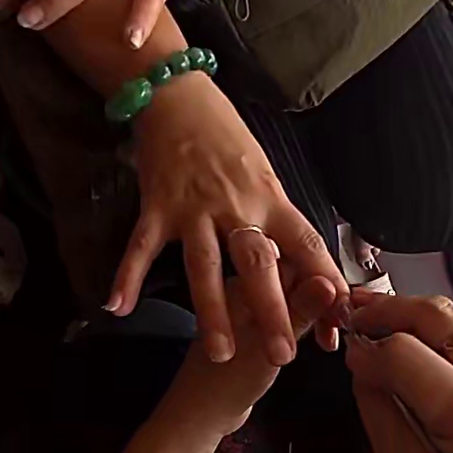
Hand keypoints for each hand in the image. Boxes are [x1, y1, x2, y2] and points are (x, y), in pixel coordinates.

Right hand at [114, 74, 346, 366]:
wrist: (181, 97)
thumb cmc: (227, 137)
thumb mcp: (264, 173)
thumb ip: (276, 220)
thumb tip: (299, 265)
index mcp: (271, 198)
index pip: (306, 247)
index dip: (323, 288)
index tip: (334, 329)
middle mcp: (238, 206)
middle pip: (259, 263)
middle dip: (272, 311)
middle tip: (282, 355)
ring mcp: (195, 208)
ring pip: (206, 265)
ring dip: (212, 311)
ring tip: (219, 353)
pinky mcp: (158, 205)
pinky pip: (141, 246)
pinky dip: (128, 276)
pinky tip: (118, 306)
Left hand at [156, 274, 340, 439]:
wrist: (200, 413)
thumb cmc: (225, 381)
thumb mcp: (269, 344)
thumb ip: (298, 310)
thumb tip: (329, 282)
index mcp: (243, 282)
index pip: (291, 261)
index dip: (324, 278)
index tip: (345, 302)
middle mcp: (245, 287)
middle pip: (295, 275)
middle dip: (323, 294)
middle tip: (341, 320)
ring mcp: (250, 305)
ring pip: (293, 294)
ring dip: (317, 310)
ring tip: (332, 333)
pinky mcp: (255, 325)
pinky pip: (287, 313)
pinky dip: (306, 323)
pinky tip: (318, 338)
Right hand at [342, 291, 452, 452]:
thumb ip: (374, 400)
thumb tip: (360, 353)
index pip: (404, 352)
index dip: (367, 347)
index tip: (349, 353)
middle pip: (433, 314)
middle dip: (385, 309)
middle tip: (354, 315)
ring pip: (447, 315)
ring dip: (405, 314)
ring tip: (372, 320)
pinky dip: (425, 330)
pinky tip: (403, 341)